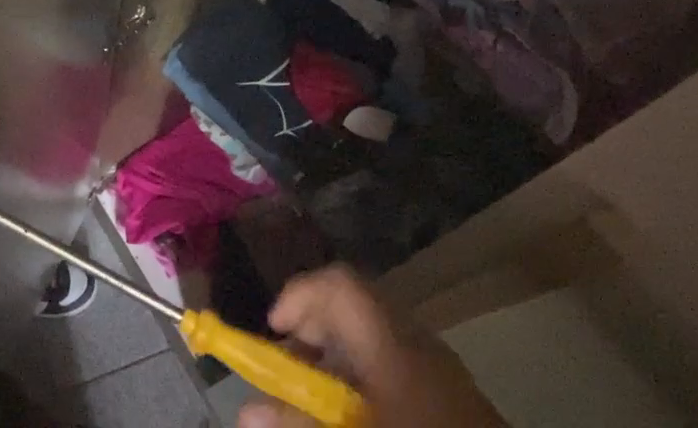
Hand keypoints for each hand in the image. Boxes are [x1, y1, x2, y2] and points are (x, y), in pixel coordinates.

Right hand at [239, 265, 507, 427]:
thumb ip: (299, 421)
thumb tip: (244, 411)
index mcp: (391, 344)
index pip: (339, 284)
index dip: (299, 294)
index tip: (274, 329)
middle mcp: (415, 340)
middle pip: (354, 304)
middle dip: (313, 325)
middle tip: (288, 366)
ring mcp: (439, 365)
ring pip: (375, 332)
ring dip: (338, 351)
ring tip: (318, 394)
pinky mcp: (453, 391)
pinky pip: (397, 357)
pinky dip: (365, 370)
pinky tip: (357, 409)